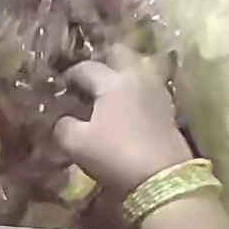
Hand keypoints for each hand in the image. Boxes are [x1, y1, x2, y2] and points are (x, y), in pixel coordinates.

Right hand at [54, 44, 195, 190]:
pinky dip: (136, 89)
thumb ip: (63, 127)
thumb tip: (61, 121)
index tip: (60, 87)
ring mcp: (156, 89)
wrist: (160, 176)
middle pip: (119, 52)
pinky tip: (128, 105)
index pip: (85, 68)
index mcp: (112, 81)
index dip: (69, 75)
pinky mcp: (168, 107)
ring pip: (139, 65)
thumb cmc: (114, 155)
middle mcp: (136, 76)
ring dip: (124, 71)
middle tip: (89, 80)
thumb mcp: (76, 145)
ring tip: (111, 90)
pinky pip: (149, 86)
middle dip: (102, 60)